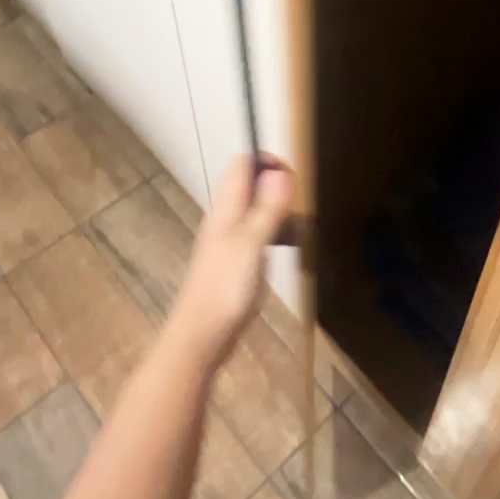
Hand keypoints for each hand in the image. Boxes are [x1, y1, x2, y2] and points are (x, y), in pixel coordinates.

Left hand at [167, 155, 294, 367]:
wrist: (201, 336)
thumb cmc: (226, 287)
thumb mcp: (252, 244)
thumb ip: (266, 208)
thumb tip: (280, 171)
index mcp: (226, 208)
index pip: (243, 163)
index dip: (266, 161)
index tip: (292, 179)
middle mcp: (224, 217)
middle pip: (248, 183)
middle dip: (275, 184)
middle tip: (298, 203)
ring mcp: (226, 239)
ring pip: (253, 208)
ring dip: (276, 209)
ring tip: (298, 225)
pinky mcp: (232, 260)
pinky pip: (255, 232)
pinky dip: (272, 231)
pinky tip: (285, 249)